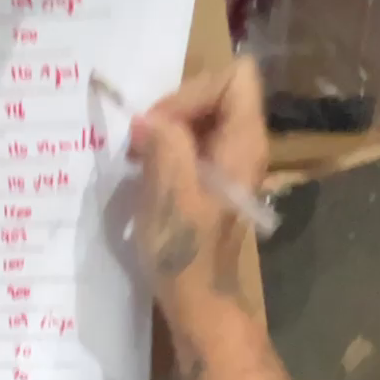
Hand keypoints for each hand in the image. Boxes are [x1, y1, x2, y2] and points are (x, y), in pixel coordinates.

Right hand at [129, 61, 270, 333]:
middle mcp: (242, 148)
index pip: (233, 77)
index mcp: (242, 143)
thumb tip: (146, 121)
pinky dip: (165, 156)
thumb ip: (163, 142)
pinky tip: (144, 178)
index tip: (156, 127)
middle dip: (172, 112)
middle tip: (138, 144)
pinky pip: (190, 152)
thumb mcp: (169, 191)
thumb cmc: (184, 251)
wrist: (196, 302)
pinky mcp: (209, 188)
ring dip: (164, 136)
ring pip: (199, 125)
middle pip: (215, 96)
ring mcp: (226, 169)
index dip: (190, 92)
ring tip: (136, 161)